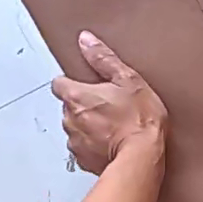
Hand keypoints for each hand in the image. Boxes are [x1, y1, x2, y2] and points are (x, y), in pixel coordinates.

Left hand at [51, 31, 167, 173]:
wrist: (143, 158)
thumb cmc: (139, 121)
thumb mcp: (129, 81)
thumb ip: (104, 59)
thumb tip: (86, 40)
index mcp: (76, 96)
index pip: (59, 84)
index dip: (73, 85)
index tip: (88, 88)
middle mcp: (69, 118)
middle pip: (68, 107)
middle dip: (84, 108)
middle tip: (109, 109)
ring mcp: (75, 141)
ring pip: (76, 130)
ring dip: (89, 129)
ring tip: (114, 130)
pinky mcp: (84, 161)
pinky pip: (84, 151)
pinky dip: (95, 148)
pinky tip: (113, 146)